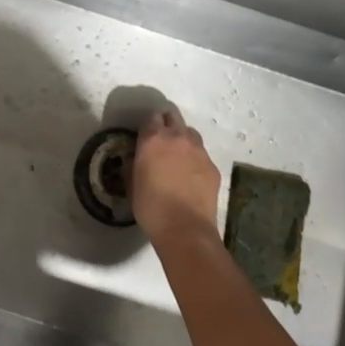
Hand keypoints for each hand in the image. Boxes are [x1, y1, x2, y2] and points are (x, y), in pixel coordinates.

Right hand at [131, 108, 220, 241]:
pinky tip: (192, 176)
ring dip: (183, 139)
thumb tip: (136, 158)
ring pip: (190, 133)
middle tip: (162, 140)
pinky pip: (202, 154)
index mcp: (153, 139)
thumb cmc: (151, 207)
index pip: (151, 116)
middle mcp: (177, 138)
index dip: (149, 124)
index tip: (146, 134)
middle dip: (167, 123)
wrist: (185, 229)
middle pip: (173, 116)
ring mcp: (198, 151)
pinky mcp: (212, 166)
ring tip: (179, 156)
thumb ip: (134, 164)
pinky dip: (196, 159)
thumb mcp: (132, 184)